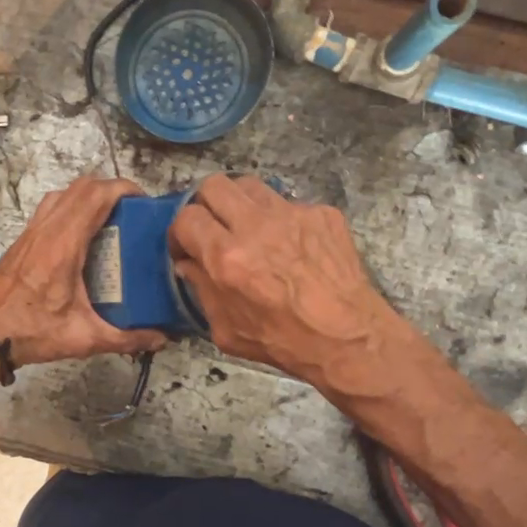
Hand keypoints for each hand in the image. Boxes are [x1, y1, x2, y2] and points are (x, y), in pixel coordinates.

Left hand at [0, 178, 168, 365]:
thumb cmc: (32, 332)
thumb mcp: (84, 338)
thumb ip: (126, 338)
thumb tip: (162, 339)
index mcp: (64, 243)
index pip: (97, 194)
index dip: (124, 189)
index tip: (144, 202)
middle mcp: (47, 228)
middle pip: (82, 186)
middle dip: (111, 190)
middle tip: (132, 213)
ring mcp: (31, 231)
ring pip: (63, 194)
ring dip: (88, 197)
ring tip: (110, 221)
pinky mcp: (22, 240)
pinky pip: (50, 209)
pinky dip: (70, 209)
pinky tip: (83, 238)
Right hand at [169, 175, 404, 390]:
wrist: (347, 337)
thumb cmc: (282, 341)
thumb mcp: (226, 330)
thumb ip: (203, 290)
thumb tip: (190, 265)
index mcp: (227, 258)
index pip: (187, 218)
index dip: (179, 232)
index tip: (186, 247)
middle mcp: (256, 227)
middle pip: (214, 186)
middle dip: (204, 205)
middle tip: (211, 227)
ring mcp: (292, 214)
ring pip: (250, 185)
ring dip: (239, 204)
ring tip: (246, 228)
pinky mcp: (321, 213)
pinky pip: (288, 204)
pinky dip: (279, 221)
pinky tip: (288, 246)